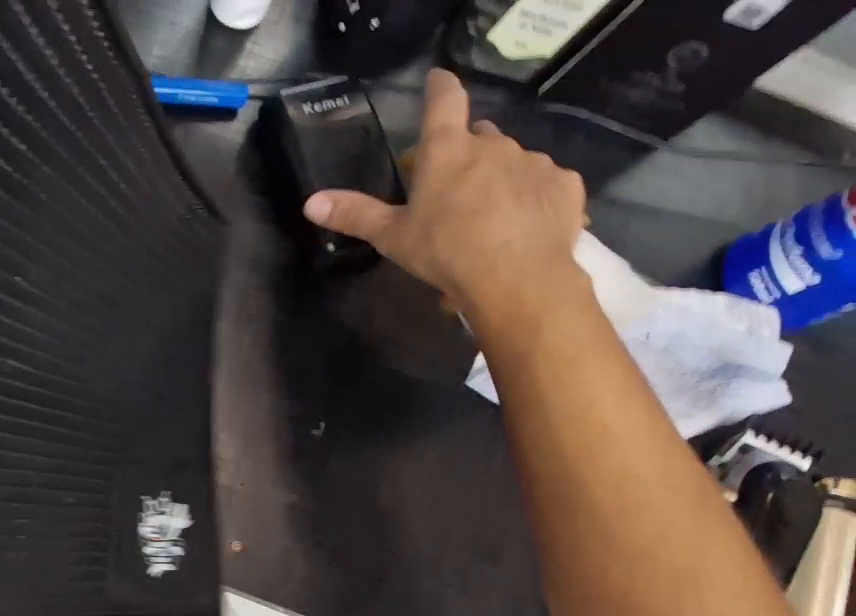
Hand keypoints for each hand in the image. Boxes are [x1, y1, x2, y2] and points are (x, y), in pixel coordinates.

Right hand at [302, 69, 587, 315]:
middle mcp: (494, 145)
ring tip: (483, 215)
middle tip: (446, 184)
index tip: (437, 79)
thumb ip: (354, 215)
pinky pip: (542, 183)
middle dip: (462, 151)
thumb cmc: (444, 251)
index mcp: (448, 152)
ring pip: (510, 160)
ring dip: (496, 176)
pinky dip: (528, 197)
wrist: (517, 277)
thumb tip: (311, 202)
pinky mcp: (562, 185)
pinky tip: (519, 224)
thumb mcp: (391, 237)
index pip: (444, 101)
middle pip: (477, 135)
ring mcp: (533, 163)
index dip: (439, 87)